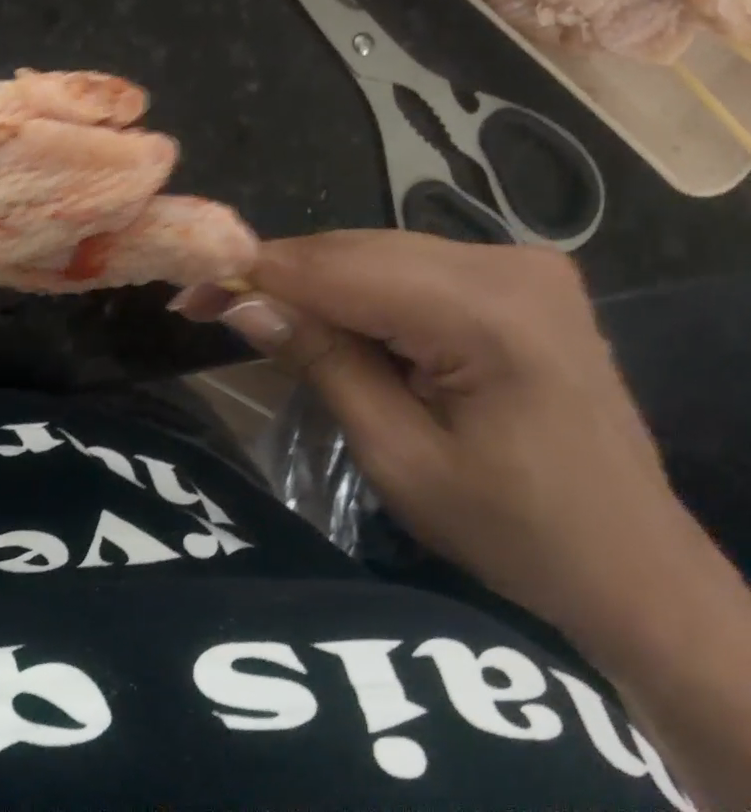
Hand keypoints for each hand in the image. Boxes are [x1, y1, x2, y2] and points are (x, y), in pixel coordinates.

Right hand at [179, 232, 706, 645]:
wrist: (628, 562)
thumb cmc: (510, 527)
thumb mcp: (396, 455)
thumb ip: (321, 364)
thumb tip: (239, 304)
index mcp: (488, 314)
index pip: (336, 269)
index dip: (250, 274)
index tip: (183, 295)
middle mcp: (511, 267)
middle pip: (353, 250)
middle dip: (272, 274)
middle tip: (199, 306)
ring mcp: (522, 270)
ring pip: (373, 253)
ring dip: (304, 281)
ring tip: (241, 310)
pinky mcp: (518, 286)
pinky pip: (404, 268)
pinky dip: (347, 289)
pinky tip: (311, 316)